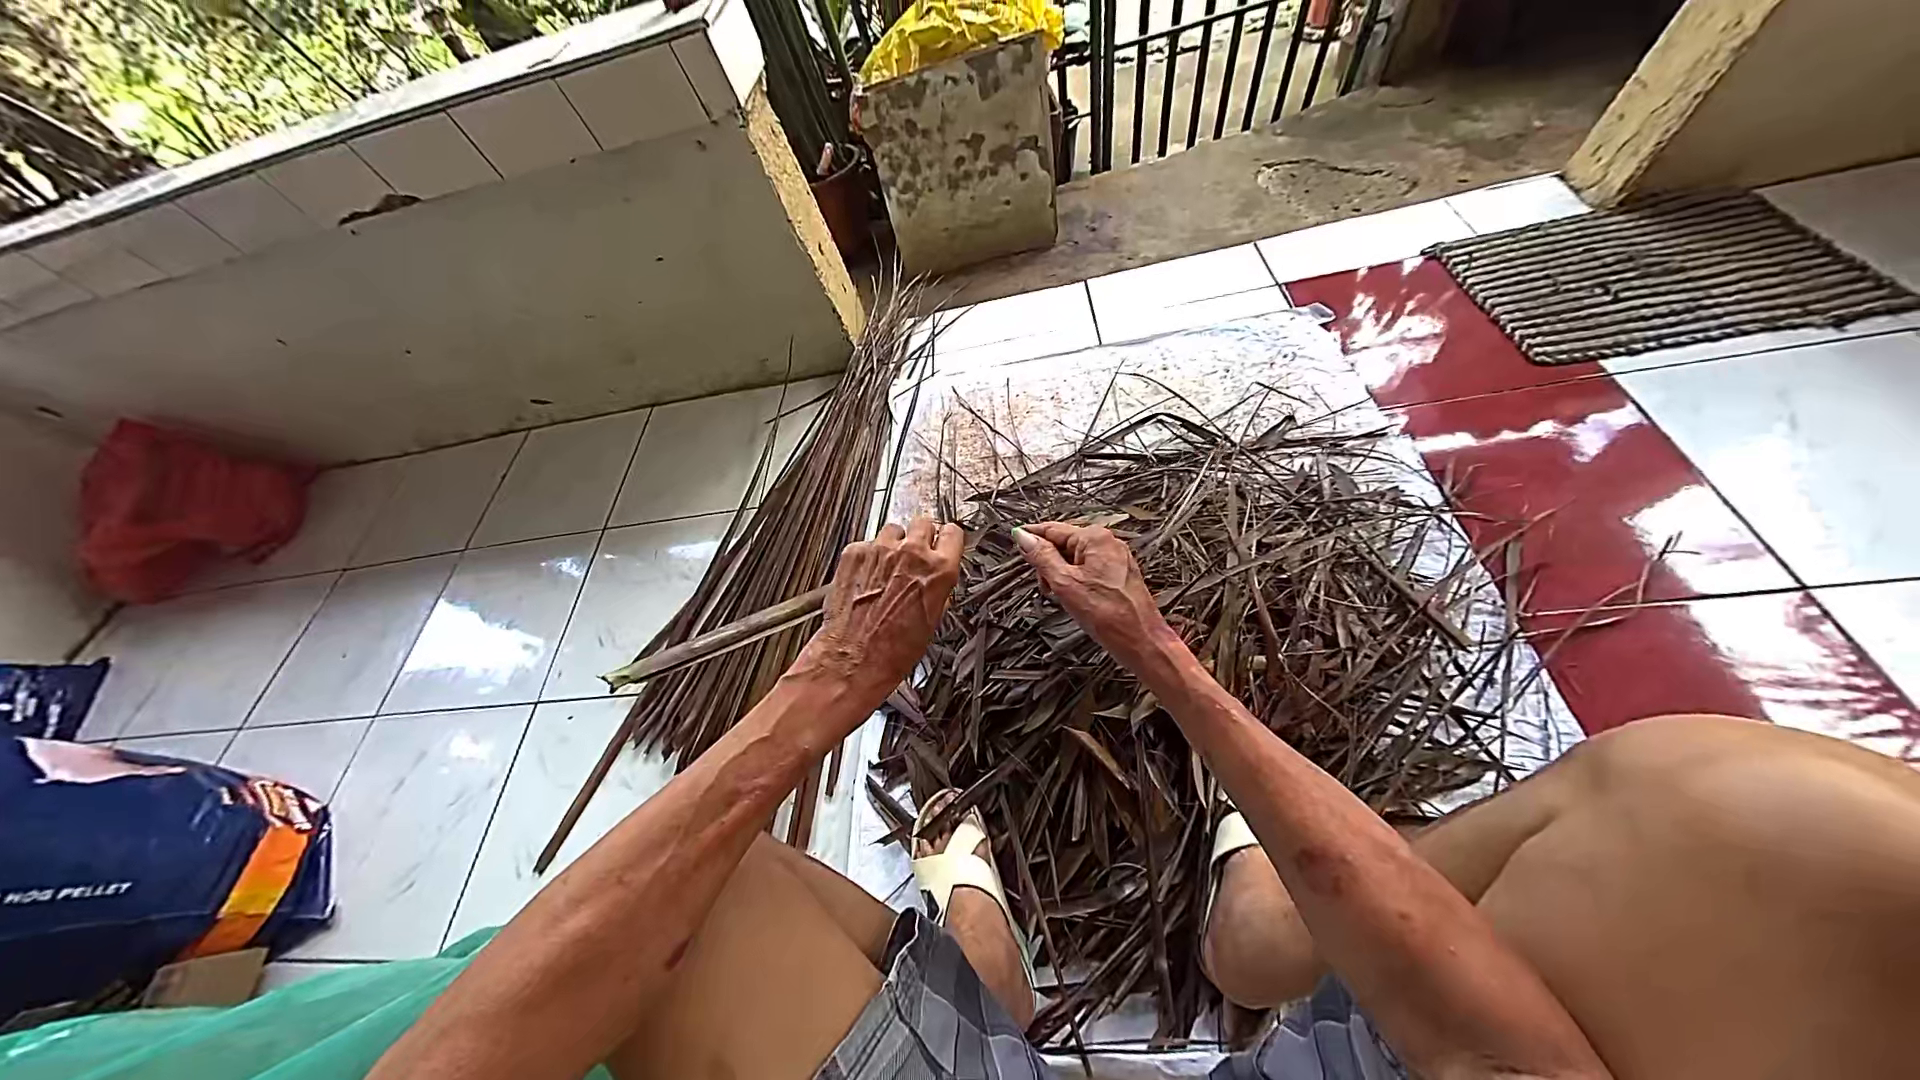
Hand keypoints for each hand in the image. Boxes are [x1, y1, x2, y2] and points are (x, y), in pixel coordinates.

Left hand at [791, 517, 963, 708]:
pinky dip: (868, 557)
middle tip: (913, 559)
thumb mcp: (933, 619)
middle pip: (923, 523)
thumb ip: (938, 586)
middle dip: (920, 538)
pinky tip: (867, 579)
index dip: (947, 539)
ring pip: (893, 530)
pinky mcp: (855, 553)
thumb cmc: (893, 649)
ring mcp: (881, 550)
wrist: (855, 659)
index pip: (953, 533)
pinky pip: (867, 544)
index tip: (943, 543)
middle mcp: (911, 554)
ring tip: (887, 571)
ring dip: (893, 546)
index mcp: (939, 570)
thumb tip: (935, 579)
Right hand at [1014, 522, 1177, 669]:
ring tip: (1062, 595)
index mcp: (1095, 538)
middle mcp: (1108, 542)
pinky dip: (1075, 580)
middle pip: (1063, 543)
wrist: (1140, 640)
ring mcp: (1115, 558)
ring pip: (1074, 558)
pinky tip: (1076, 598)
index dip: (1031, 537)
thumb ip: (1041, 557)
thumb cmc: (1111, 615)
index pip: (1052, 528)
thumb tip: (1024, 538)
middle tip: (1045, 585)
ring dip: (1060, 574)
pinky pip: (1088, 569)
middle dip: (1048, 562)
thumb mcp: (1064, 583)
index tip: (1016, 541)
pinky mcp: (1118, 574)